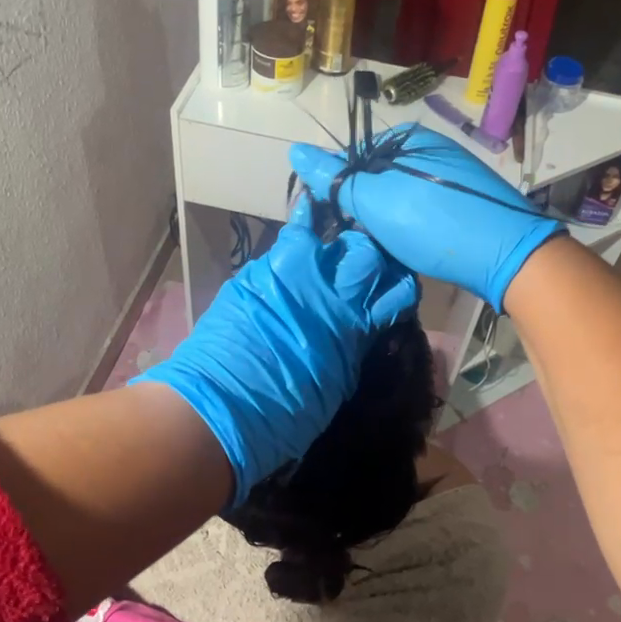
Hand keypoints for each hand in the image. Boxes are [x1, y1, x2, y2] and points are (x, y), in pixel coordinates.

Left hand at [134, 203, 418, 506]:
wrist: (221, 411)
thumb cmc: (282, 416)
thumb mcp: (335, 386)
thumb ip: (353, 351)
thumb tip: (362, 333)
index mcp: (357, 331)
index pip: (397, 293)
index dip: (399, 288)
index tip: (396, 289)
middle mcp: (336, 296)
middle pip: (371, 257)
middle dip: (374, 258)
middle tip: (367, 264)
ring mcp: (298, 276)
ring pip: (336, 241)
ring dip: (342, 243)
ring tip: (340, 243)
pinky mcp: (264, 270)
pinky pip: (295, 235)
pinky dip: (305, 221)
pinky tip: (311, 205)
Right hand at [288, 124, 560, 309]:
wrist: (504, 253)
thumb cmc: (431, 222)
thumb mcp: (375, 200)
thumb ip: (335, 179)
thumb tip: (296, 151)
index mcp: (407, 140)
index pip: (353, 158)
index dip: (335, 189)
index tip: (329, 220)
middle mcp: (429, 152)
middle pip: (376, 179)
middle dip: (360, 209)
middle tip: (351, 241)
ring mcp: (448, 179)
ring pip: (397, 200)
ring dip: (382, 224)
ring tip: (375, 249)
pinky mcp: (462, 206)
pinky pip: (420, 213)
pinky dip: (407, 230)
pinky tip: (404, 250)